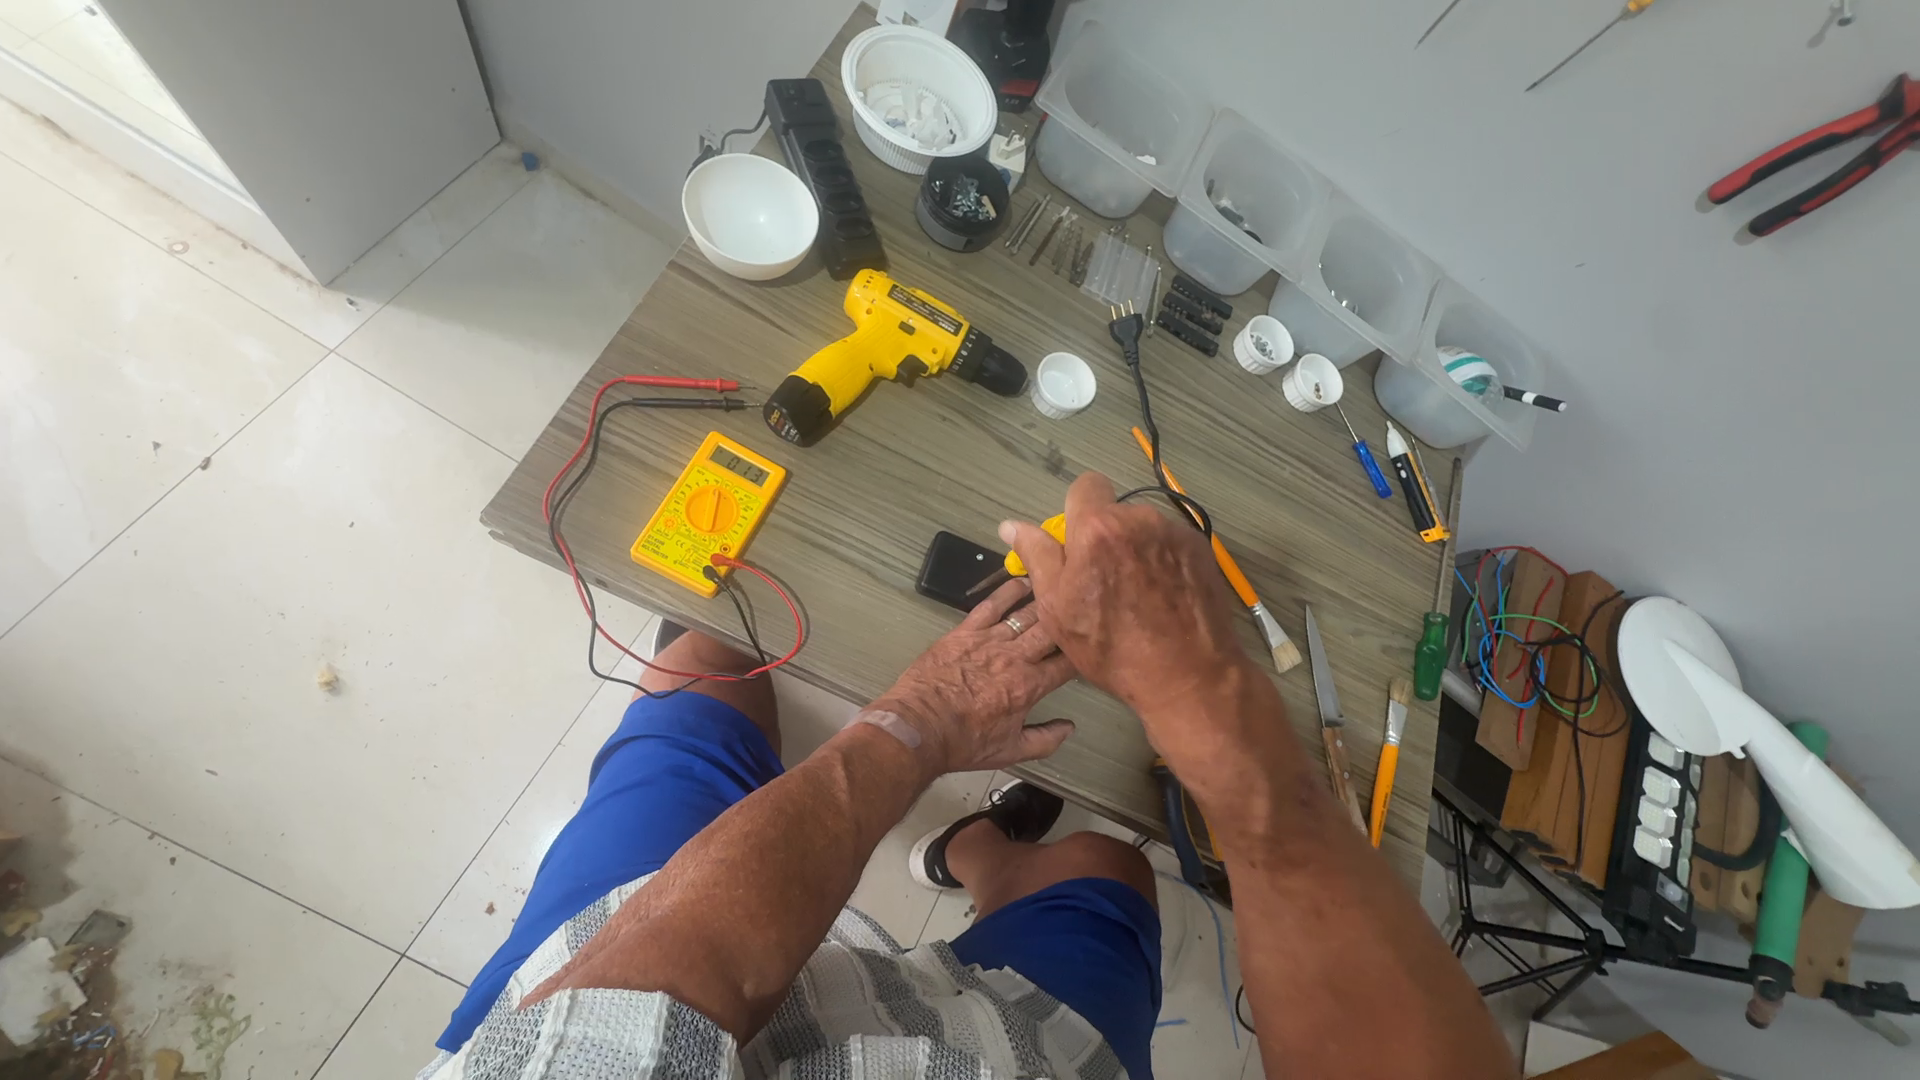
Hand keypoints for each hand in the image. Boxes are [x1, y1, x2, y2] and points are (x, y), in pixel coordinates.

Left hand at [867, 578, 1077, 774]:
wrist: (919, 728)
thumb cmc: (964, 742)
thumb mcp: (1010, 752)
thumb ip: (1045, 740)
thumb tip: (1070, 727)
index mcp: (1030, 686)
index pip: (1067, 664)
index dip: (1083, 654)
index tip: (1091, 647)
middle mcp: (1015, 657)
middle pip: (1051, 631)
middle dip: (1067, 620)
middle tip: (1079, 609)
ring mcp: (990, 640)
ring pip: (1025, 614)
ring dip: (1044, 602)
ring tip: (1059, 590)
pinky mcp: (965, 631)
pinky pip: (991, 605)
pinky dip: (1008, 591)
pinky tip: (1023, 581)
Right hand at [1001, 473, 1288, 806]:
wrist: (1188, 676)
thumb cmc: (1113, 647)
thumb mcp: (1057, 608)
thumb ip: (1036, 556)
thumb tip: (1012, 525)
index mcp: (1098, 528)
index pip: (1085, 485)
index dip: (1077, 510)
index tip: (1077, 543)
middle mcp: (1139, 519)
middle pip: (1114, 511)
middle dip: (1104, 536)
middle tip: (1102, 580)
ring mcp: (1174, 534)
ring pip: (1143, 529)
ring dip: (1134, 548)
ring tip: (1135, 594)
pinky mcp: (1201, 550)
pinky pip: (1169, 543)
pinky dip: (1161, 561)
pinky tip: (1161, 597)